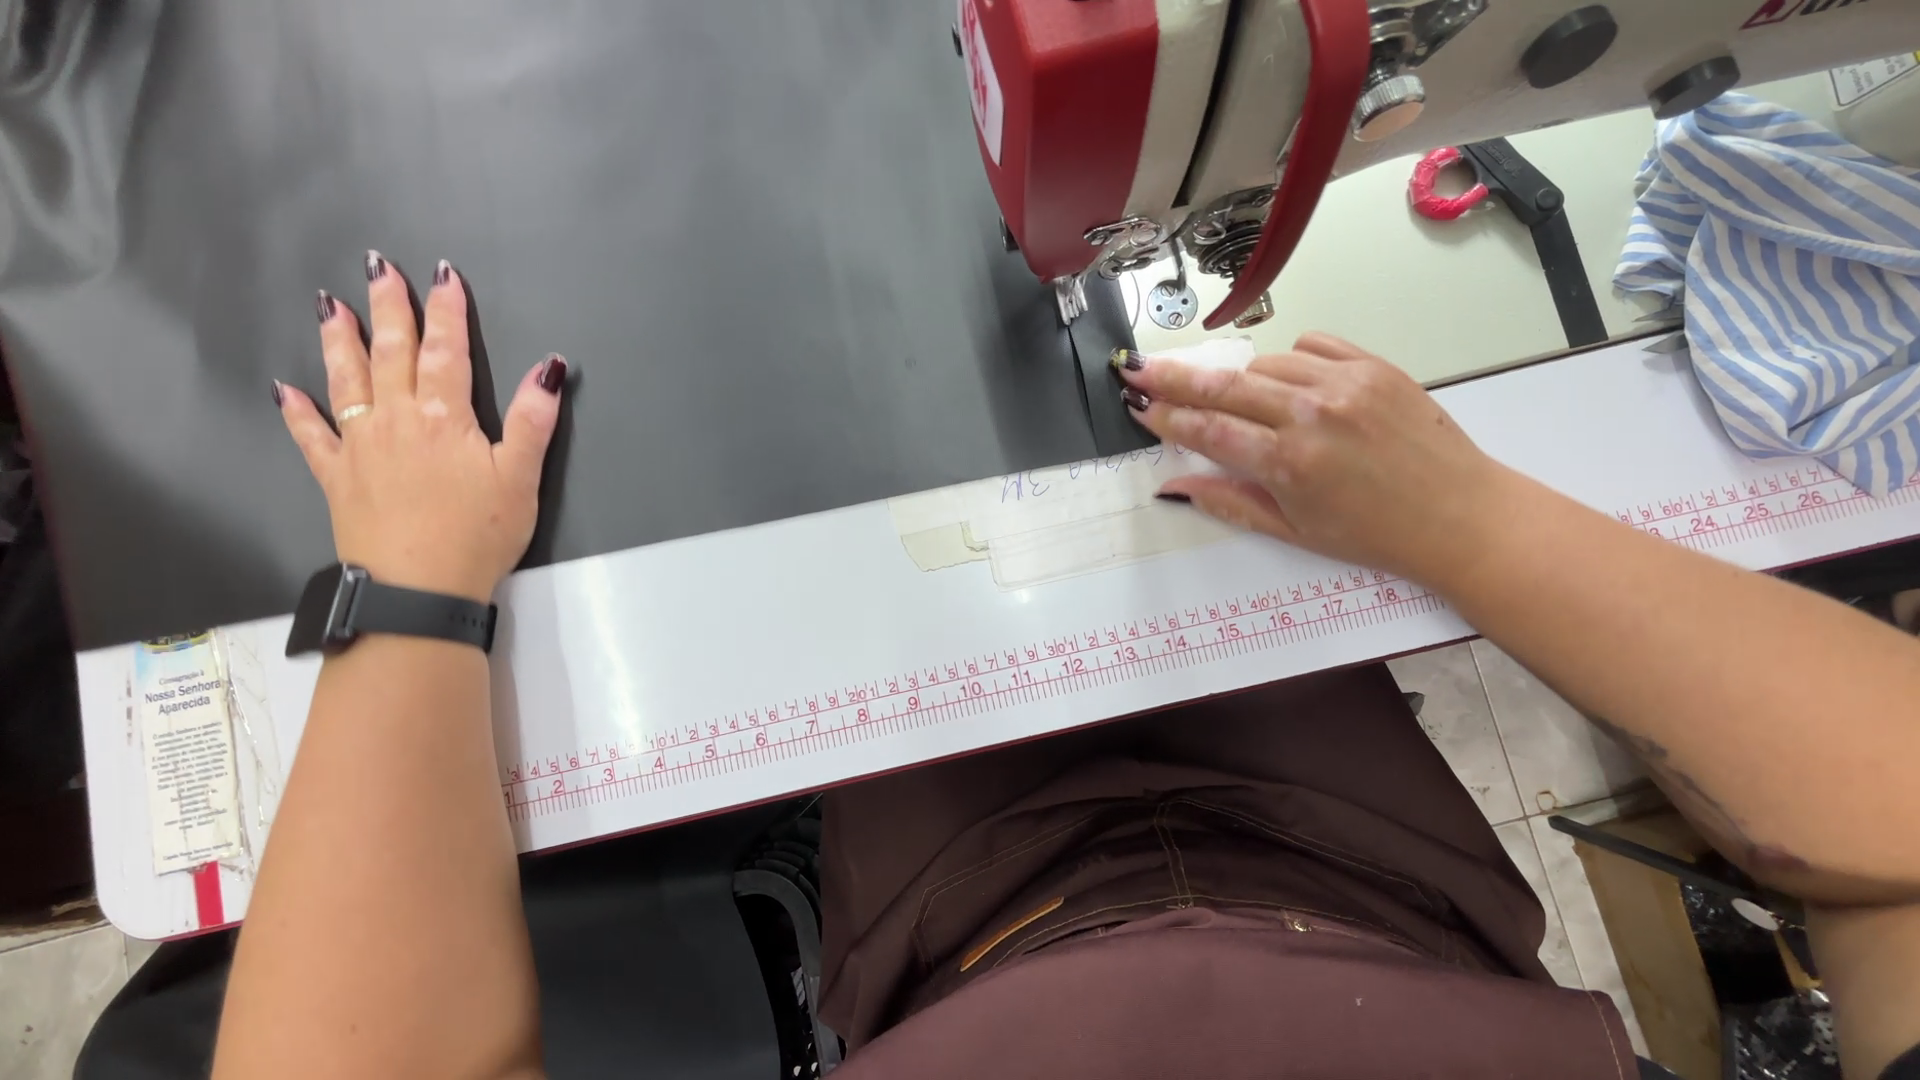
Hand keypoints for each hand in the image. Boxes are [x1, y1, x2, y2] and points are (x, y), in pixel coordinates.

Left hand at [274, 252, 564, 602]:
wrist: (418, 588)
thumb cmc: (479, 532)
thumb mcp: (522, 476)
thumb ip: (534, 419)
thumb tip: (550, 367)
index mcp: (443, 416)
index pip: (447, 351)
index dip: (448, 311)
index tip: (443, 274)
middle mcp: (395, 419)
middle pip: (392, 353)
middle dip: (390, 308)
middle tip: (379, 268)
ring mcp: (360, 447)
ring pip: (347, 381)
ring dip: (341, 341)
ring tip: (331, 306)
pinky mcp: (337, 477)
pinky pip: (311, 436)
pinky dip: (297, 411)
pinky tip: (285, 389)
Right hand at [1118, 332, 1512, 583]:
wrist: (1460, 515)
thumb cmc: (1373, 534)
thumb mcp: (1293, 530)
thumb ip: (1228, 502)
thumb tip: (1173, 487)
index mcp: (1289, 464)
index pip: (1208, 430)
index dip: (1166, 417)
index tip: (1138, 406)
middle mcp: (1312, 416)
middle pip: (1224, 387)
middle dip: (1174, 378)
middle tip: (1139, 369)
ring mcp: (1346, 384)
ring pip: (1265, 364)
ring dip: (1241, 381)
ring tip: (1243, 404)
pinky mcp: (1375, 366)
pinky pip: (1311, 344)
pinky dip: (1289, 360)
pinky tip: (1290, 384)